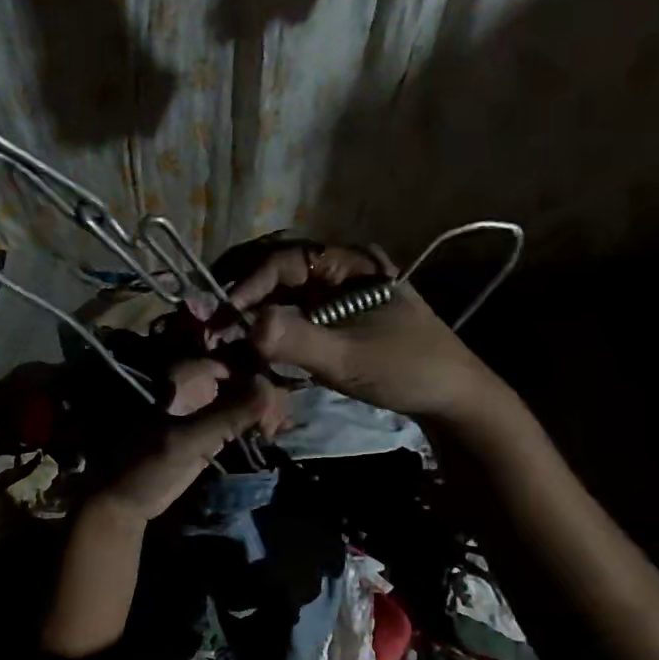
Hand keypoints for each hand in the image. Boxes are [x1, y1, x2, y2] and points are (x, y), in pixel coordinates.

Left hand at [91, 373, 286, 524]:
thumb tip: (270, 388)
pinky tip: (274, 431)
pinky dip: (258, 420)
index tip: (276, 395)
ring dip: (265, 406)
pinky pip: (241, 414)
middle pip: (243, 371)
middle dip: (266, 389)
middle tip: (277, 421)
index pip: (231, 356)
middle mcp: (195, 380)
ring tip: (277, 428)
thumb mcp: (185, 440)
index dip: (258, 367)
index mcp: (181, 372)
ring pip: (246, 392)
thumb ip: (226, 416)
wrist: (125, 501)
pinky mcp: (211, 425)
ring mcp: (204, 402)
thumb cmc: (143, 465)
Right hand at [232, 244, 511, 425]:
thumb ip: (298, 340)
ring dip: (249, 313)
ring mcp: (336, 298)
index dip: (248, 284)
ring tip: (219, 336)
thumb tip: (245, 324)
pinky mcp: (333, 323)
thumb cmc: (407, 369)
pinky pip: (290, 318)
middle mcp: (339, 273)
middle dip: (240, 293)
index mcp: (350, 264)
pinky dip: (265, 331)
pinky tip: (245, 349)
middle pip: (276, 272)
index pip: (285, 260)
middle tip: (206, 317)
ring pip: (279, 295)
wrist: (451, 399)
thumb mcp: (350, 357)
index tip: (222, 314)